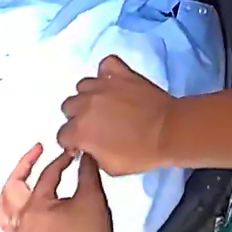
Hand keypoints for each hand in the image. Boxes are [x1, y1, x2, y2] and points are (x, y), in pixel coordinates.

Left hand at [0, 143, 115, 231]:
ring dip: (11, 187)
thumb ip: (87, 171)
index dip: (62, 159)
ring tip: (23, 174)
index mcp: (34, 208)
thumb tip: (85, 154)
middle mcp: (20, 221)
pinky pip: (7, 221)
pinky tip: (24, 201)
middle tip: (37, 151)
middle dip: (23, 165)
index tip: (76, 151)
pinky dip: (11, 206)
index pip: (46, 174)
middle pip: (11, 187)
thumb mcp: (93, 198)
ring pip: (2, 207)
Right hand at [58, 54, 177, 175]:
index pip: (62, 135)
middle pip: (69, 107)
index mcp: (79, 130)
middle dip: (78, 117)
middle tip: (94, 123)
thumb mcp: (109, 167)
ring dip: (89, 95)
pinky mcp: (122, 73)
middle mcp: (86, 104)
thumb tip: (87, 146)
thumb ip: (91, 154)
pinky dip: (107, 71)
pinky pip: (107, 64)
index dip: (72, 142)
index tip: (84, 144)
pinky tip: (113, 81)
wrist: (168, 131)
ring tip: (104, 103)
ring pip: (83, 85)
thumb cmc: (140, 154)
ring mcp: (104, 85)